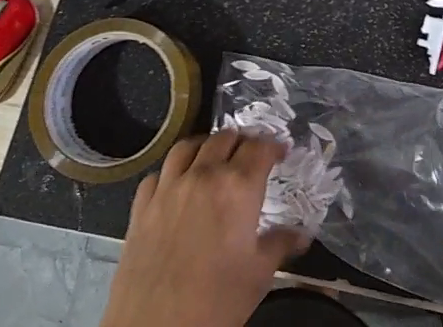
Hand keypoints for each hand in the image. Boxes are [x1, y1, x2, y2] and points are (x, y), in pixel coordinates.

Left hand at [100, 131, 307, 326]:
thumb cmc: (215, 302)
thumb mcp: (259, 274)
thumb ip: (280, 245)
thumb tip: (301, 235)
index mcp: (238, 188)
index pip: (260, 148)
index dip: (274, 146)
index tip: (281, 152)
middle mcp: (203, 176)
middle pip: (224, 139)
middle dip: (242, 141)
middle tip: (251, 154)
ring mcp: (168, 189)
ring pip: (187, 147)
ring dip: (206, 146)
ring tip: (214, 157)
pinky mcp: (141, 207)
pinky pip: (158, 173)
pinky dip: (171, 171)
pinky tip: (177, 184)